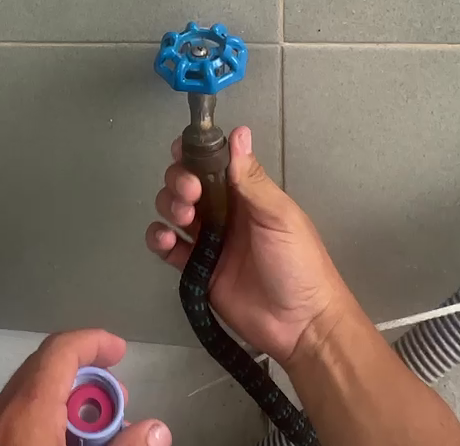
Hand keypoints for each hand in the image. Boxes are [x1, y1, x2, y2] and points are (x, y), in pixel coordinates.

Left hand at [0, 329, 170, 445]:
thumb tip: (156, 430)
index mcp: (26, 408)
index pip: (61, 350)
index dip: (94, 343)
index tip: (121, 352)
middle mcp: (0, 412)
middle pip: (45, 369)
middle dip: (85, 379)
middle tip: (119, 404)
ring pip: (29, 396)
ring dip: (66, 404)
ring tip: (97, 438)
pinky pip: (16, 420)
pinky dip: (44, 422)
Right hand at [145, 126, 356, 364]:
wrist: (301, 327)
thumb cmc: (298, 263)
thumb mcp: (280, 216)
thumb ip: (251, 178)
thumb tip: (238, 132)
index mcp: (245, 193)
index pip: (212, 161)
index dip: (194, 152)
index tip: (184, 151)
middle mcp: (223, 211)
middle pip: (186, 182)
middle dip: (180, 179)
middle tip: (191, 193)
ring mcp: (207, 240)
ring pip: (173, 209)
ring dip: (168, 204)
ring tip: (183, 218)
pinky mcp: (196, 269)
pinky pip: (167, 247)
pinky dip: (158, 238)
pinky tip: (165, 240)